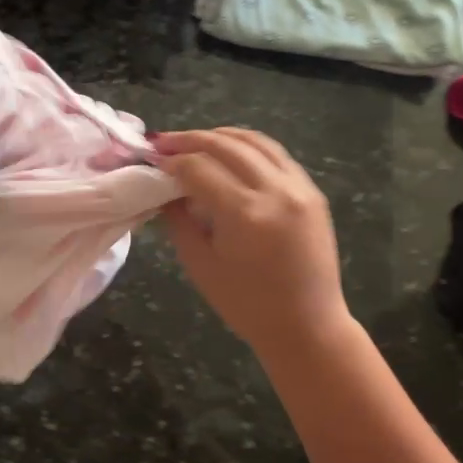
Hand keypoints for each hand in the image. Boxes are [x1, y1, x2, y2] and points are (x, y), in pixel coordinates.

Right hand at [154, 128, 351, 348]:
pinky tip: (229, 153)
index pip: (199, 168)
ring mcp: (300, 188)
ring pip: (255, 141)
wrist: (306, 326)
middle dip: (190, 140)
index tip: (151, 160)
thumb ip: (179, 219)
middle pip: (226, 146)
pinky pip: (276, 155)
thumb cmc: (246, 305)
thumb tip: (163, 189)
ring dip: (220, 136)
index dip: (171, 160)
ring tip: (193, 142)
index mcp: (246, 214)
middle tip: (163, 143)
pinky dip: (248, 147)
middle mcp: (277, 191)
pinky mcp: (312, 192)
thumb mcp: (200, 264)